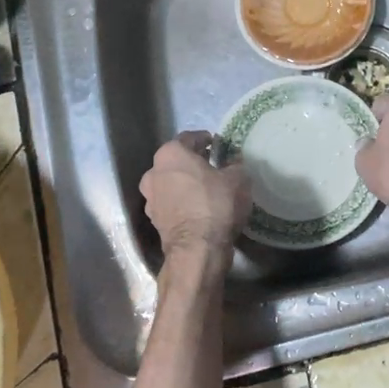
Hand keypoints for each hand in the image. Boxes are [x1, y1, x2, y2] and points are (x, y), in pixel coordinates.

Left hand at [140, 132, 250, 263]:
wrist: (197, 249)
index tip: (218, 144)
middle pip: (176, 160)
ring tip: (206, 188)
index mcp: (171, 154)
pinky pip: (171, 203)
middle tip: (214, 165)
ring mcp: (150, 197)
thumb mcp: (238, 179)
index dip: (205, 139)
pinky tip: (198, 207)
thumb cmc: (216, 205)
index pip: (189, 138)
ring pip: (171, 182)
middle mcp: (154, 172)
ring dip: (185, 183)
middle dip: (194, 161)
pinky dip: (182, 202)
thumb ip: (235, 164)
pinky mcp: (154, 219)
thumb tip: (233, 161)